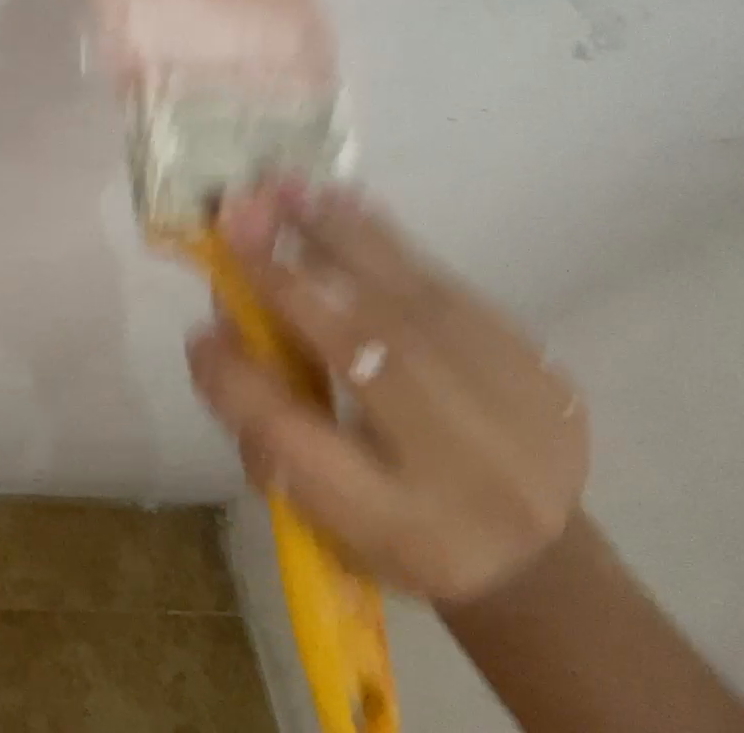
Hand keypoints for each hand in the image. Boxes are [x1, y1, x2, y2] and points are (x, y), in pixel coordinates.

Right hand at [188, 182, 590, 601]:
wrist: (528, 553)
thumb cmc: (389, 527)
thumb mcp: (313, 502)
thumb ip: (261, 423)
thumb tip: (214, 332)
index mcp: (388, 517)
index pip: (295, 439)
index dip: (239, 379)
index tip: (199, 328)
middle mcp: (459, 466)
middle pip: (367, 356)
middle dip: (294, 279)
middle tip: (240, 216)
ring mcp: (517, 412)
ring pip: (416, 309)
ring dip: (343, 240)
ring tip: (288, 191)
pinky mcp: (544, 370)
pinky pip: (451, 295)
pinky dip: (391, 248)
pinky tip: (348, 209)